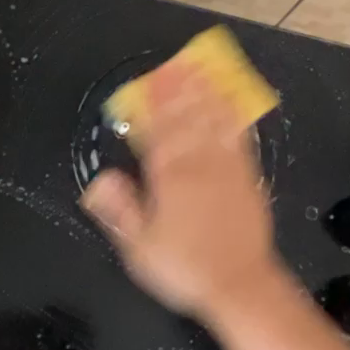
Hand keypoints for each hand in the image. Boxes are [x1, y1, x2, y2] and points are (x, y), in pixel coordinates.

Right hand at [81, 59, 287, 318]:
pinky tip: (231, 108)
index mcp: (169, 180)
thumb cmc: (185, 269)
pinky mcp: (249, 180)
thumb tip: (101, 180)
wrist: (239, 284)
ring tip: (202, 73)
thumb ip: (120, 211)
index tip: (150, 82)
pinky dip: (233, 120)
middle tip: (177, 65)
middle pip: (188, 121)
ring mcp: (227, 171)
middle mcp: (199, 167)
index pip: (158, 134)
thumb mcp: (140, 248)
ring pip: (214, 124)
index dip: (153, 107)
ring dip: (206, 97)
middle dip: (180, 92)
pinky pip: (240, 141)